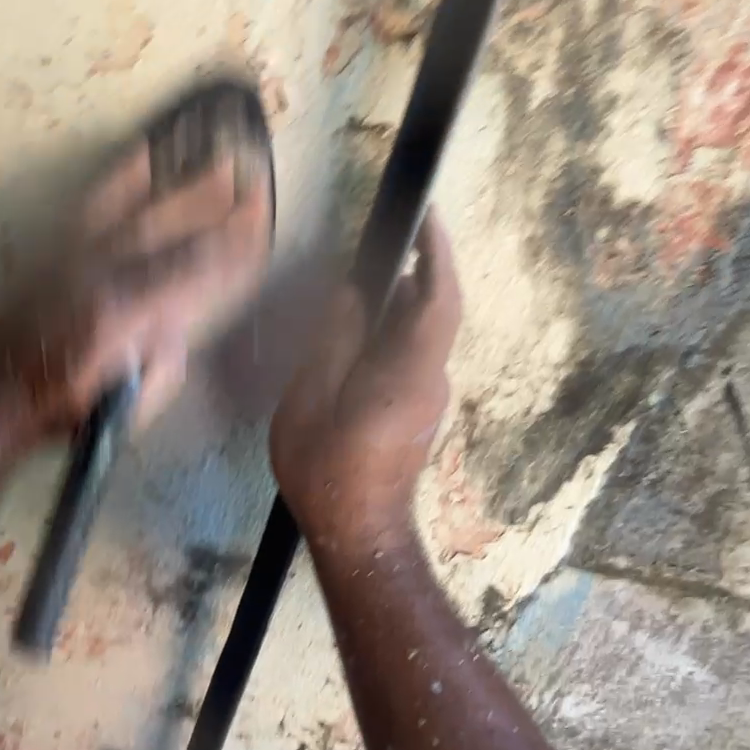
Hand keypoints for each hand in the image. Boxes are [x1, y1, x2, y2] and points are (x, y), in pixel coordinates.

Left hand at [0, 141, 271, 437]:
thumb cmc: (67, 405)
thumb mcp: (132, 396)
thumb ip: (167, 354)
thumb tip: (183, 314)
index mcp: (123, 312)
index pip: (193, 269)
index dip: (231, 245)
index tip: (260, 221)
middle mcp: (100, 271)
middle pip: (169, 228)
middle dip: (212, 201)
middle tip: (249, 175)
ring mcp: (75, 253)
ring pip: (136, 207)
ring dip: (178, 182)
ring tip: (209, 155)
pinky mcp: (57, 246)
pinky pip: (95, 203)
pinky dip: (123, 177)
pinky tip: (142, 153)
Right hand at [269, 217, 461, 544]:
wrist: (359, 533)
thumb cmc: (327, 470)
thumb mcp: (312, 400)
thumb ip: (334, 341)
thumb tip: (352, 291)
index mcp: (407, 373)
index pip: (437, 299)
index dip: (435, 253)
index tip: (424, 216)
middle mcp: (430, 377)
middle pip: (429, 310)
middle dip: (406, 271)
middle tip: (365, 249)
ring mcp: (427, 393)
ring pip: (415, 331)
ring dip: (390, 302)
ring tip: (346, 289)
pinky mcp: (415, 404)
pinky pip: (405, 350)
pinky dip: (384, 328)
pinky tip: (347, 332)